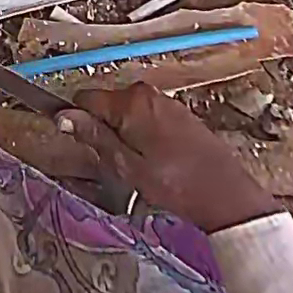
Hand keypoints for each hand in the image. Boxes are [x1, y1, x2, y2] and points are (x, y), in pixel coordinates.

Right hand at [58, 83, 278, 232]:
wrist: (229, 198)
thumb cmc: (176, 185)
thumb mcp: (127, 166)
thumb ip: (94, 137)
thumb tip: (63, 116)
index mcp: (130, 102)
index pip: (84, 98)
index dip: (78, 120)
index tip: (84, 144)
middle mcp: (146, 94)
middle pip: (106, 104)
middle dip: (104, 128)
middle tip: (118, 162)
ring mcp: (165, 102)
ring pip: (126, 111)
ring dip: (124, 132)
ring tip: (140, 165)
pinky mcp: (179, 113)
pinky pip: (146, 116)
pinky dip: (143, 133)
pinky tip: (157, 160)